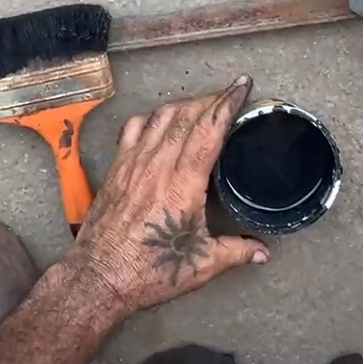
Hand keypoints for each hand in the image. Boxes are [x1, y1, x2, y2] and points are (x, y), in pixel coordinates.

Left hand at [65, 76, 269, 317]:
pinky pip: (134, 128)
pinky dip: (151, 117)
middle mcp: (158, 165)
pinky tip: (160, 121)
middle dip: (212, 98)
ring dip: (185, 104)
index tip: (241, 86)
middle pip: (188, 114)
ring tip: (201, 105)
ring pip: (161, 116)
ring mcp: (134, 162)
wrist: (99, 278)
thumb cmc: (148, 272)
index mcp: (183, 183)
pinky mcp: (117, 168)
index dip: (228, 102)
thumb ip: (236, 251)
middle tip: (229, 94)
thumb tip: (263, 252)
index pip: (210, 128)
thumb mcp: (202, 264)